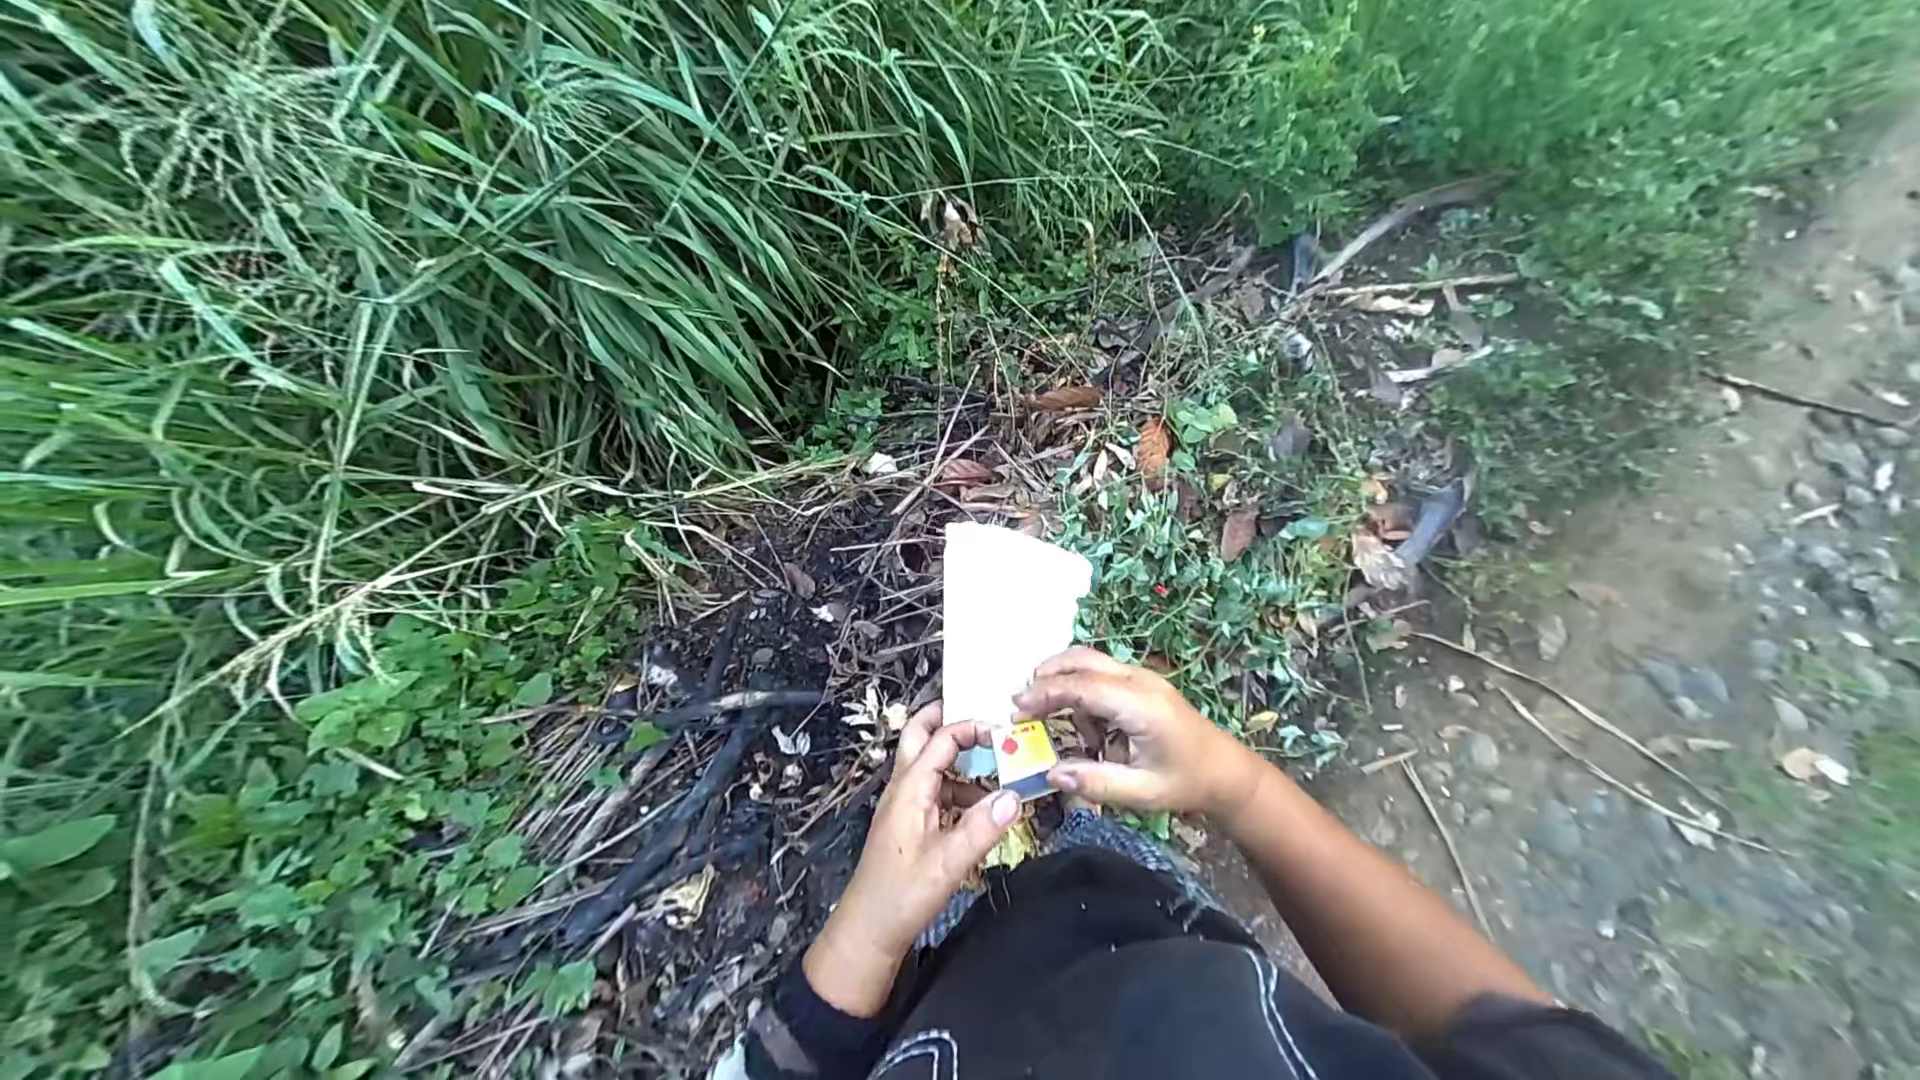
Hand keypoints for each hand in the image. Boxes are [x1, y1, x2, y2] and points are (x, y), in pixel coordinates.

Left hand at [803, 702, 1020, 1016]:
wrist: (868, 932)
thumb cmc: (902, 896)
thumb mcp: (947, 864)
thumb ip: (982, 828)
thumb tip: (1015, 795)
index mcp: (910, 787)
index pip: (942, 738)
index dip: (972, 728)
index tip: (1004, 732)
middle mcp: (905, 786)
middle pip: (920, 734)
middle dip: (948, 719)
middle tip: (982, 715)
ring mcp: (906, 803)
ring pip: (931, 763)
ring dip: (960, 758)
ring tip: (997, 766)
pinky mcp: (911, 821)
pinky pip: (937, 790)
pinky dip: (960, 788)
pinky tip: (984, 807)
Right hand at [1016, 647, 1265, 820]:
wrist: (1228, 771)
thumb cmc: (1187, 783)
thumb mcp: (1142, 793)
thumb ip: (1096, 783)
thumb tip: (1051, 773)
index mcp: (1141, 705)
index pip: (1083, 686)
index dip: (1046, 693)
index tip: (1017, 707)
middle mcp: (1139, 680)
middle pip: (1082, 659)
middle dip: (1047, 676)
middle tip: (1022, 705)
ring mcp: (1141, 677)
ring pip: (1089, 662)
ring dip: (1066, 686)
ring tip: (1066, 729)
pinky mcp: (1140, 682)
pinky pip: (1100, 675)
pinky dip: (1083, 693)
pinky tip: (1093, 731)